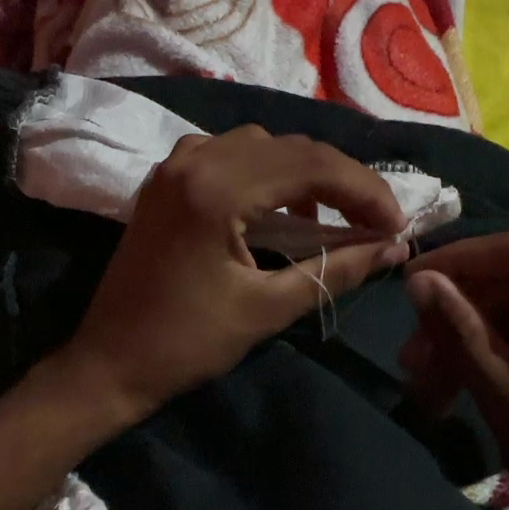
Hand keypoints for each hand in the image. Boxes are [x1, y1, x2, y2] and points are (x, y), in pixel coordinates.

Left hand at [57, 126, 408, 419]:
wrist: (110, 363)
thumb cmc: (186, 344)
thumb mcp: (266, 310)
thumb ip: (333, 271)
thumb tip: (393, 249)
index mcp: (216, 188)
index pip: (312, 165)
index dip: (365, 191)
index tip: (397, 225)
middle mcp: (193, 159)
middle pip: (289, 147)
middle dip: (340, 181)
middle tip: (374, 222)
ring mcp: (173, 167)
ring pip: (259, 146)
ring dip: (302, 175)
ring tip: (330, 221)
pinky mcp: (163, 183)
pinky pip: (226, 157)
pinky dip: (262, 175)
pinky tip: (276, 211)